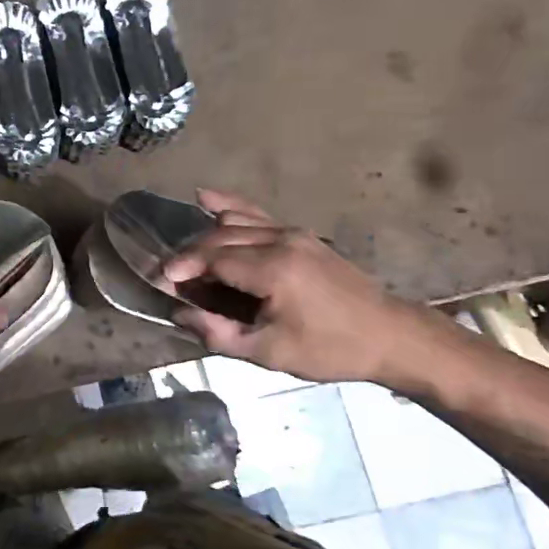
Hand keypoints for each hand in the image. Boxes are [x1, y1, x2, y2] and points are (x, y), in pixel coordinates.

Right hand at [159, 189, 440, 384]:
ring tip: (185, 258)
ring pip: (235, 223)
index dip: (182, 268)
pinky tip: (205, 196)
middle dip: (188, 255)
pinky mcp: (301, 235)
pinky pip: (257, 215)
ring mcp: (293, 232)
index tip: (159, 282)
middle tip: (167, 276)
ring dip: (205, 237)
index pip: (213, 258)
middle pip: (219, 238)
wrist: (389, 335)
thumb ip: (219, 333)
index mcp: (274, 269)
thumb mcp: (270, 351)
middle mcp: (281, 240)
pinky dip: (229, 207)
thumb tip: (180, 314)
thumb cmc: (330, 349)